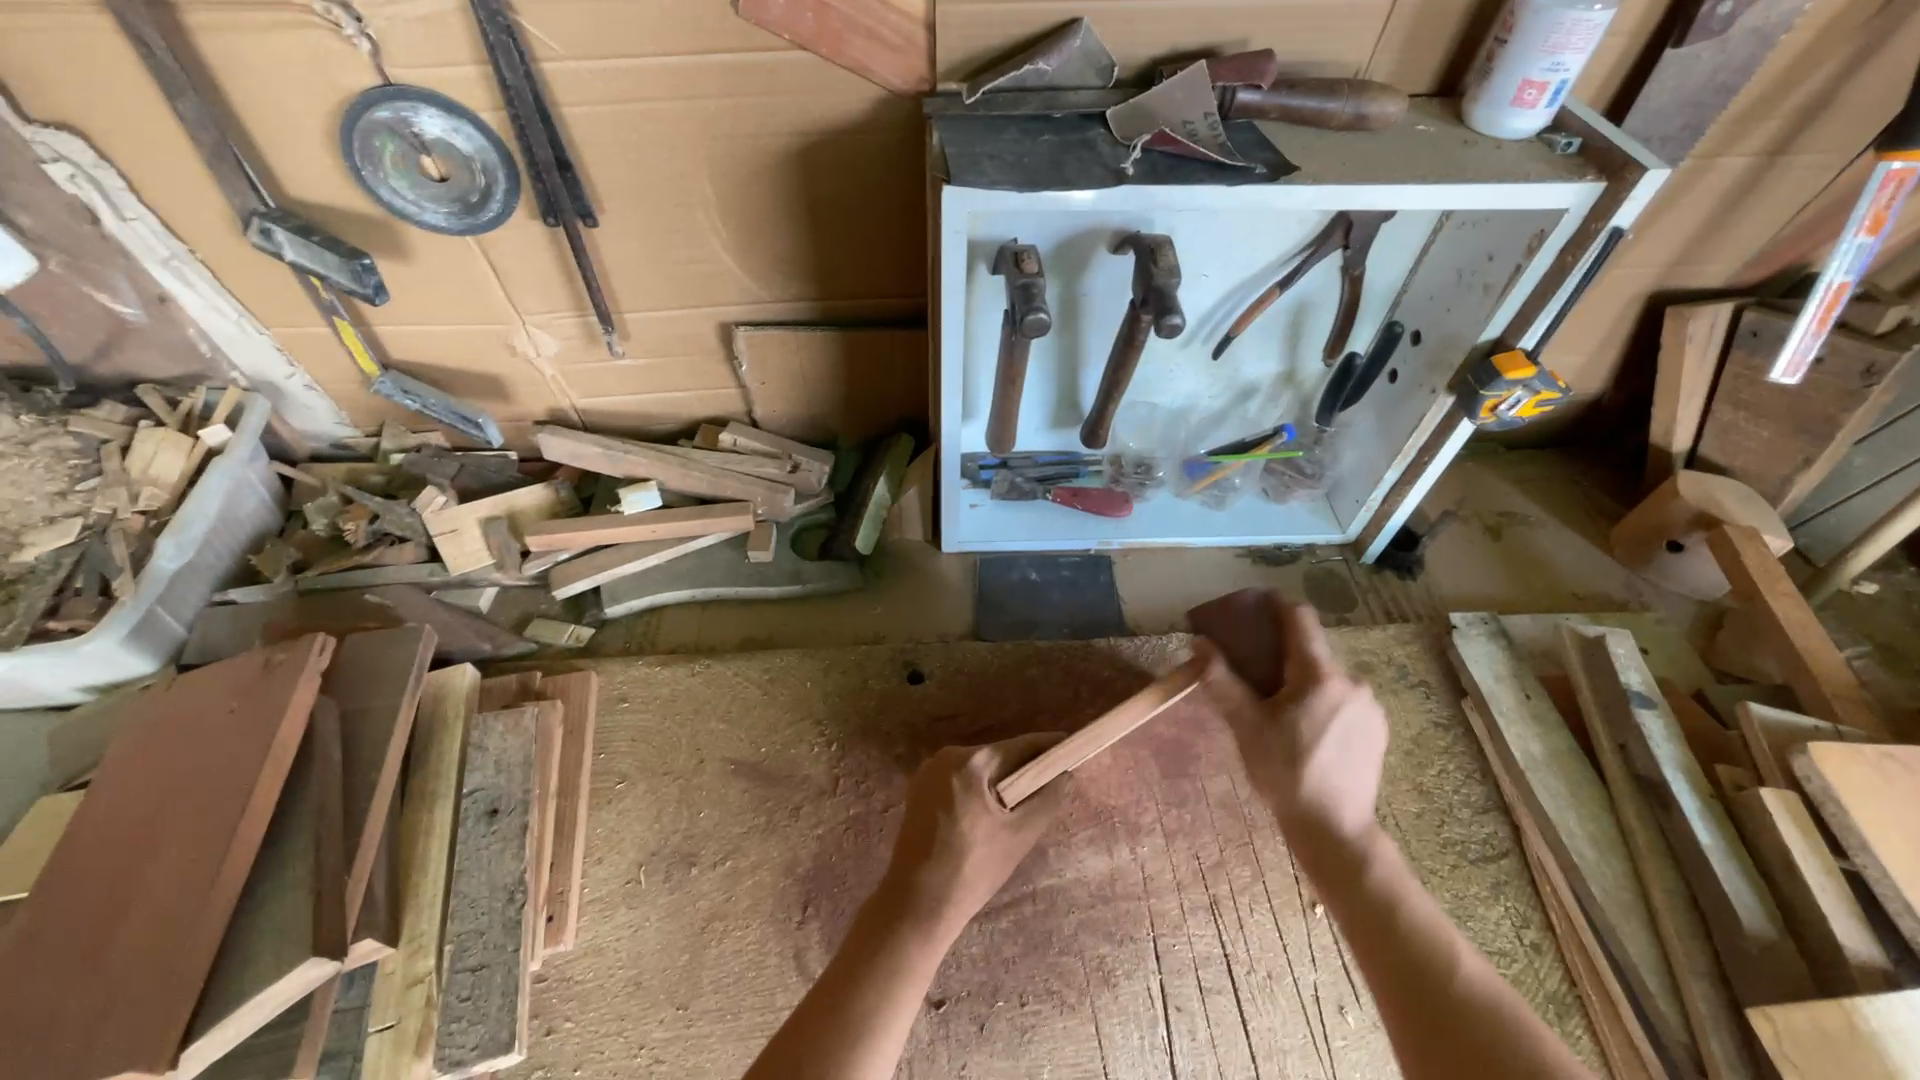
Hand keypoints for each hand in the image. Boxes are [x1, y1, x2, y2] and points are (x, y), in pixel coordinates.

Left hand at [877, 733, 1070, 937]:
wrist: (916, 904)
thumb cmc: (972, 869)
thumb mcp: (1019, 834)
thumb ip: (1046, 798)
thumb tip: (1063, 773)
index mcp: (968, 762)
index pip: (1020, 746)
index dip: (1049, 748)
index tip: (1072, 750)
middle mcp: (944, 757)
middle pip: (997, 757)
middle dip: (1025, 769)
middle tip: (1053, 784)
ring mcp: (927, 774)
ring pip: (978, 771)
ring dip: (1002, 783)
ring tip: (1027, 803)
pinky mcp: (918, 792)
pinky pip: (959, 783)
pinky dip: (979, 792)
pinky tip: (994, 814)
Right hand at [1197, 596, 1387, 853]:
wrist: (1335, 830)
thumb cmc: (1286, 774)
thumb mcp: (1246, 727)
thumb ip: (1222, 681)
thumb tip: (1198, 644)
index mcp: (1319, 675)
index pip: (1300, 618)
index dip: (1275, 604)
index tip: (1253, 603)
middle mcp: (1352, 681)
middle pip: (1313, 648)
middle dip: (1283, 648)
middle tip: (1253, 662)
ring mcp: (1369, 706)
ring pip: (1329, 676)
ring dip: (1302, 677)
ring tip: (1276, 701)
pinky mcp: (1377, 729)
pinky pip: (1343, 698)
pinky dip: (1321, 699)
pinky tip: (1303, 726)